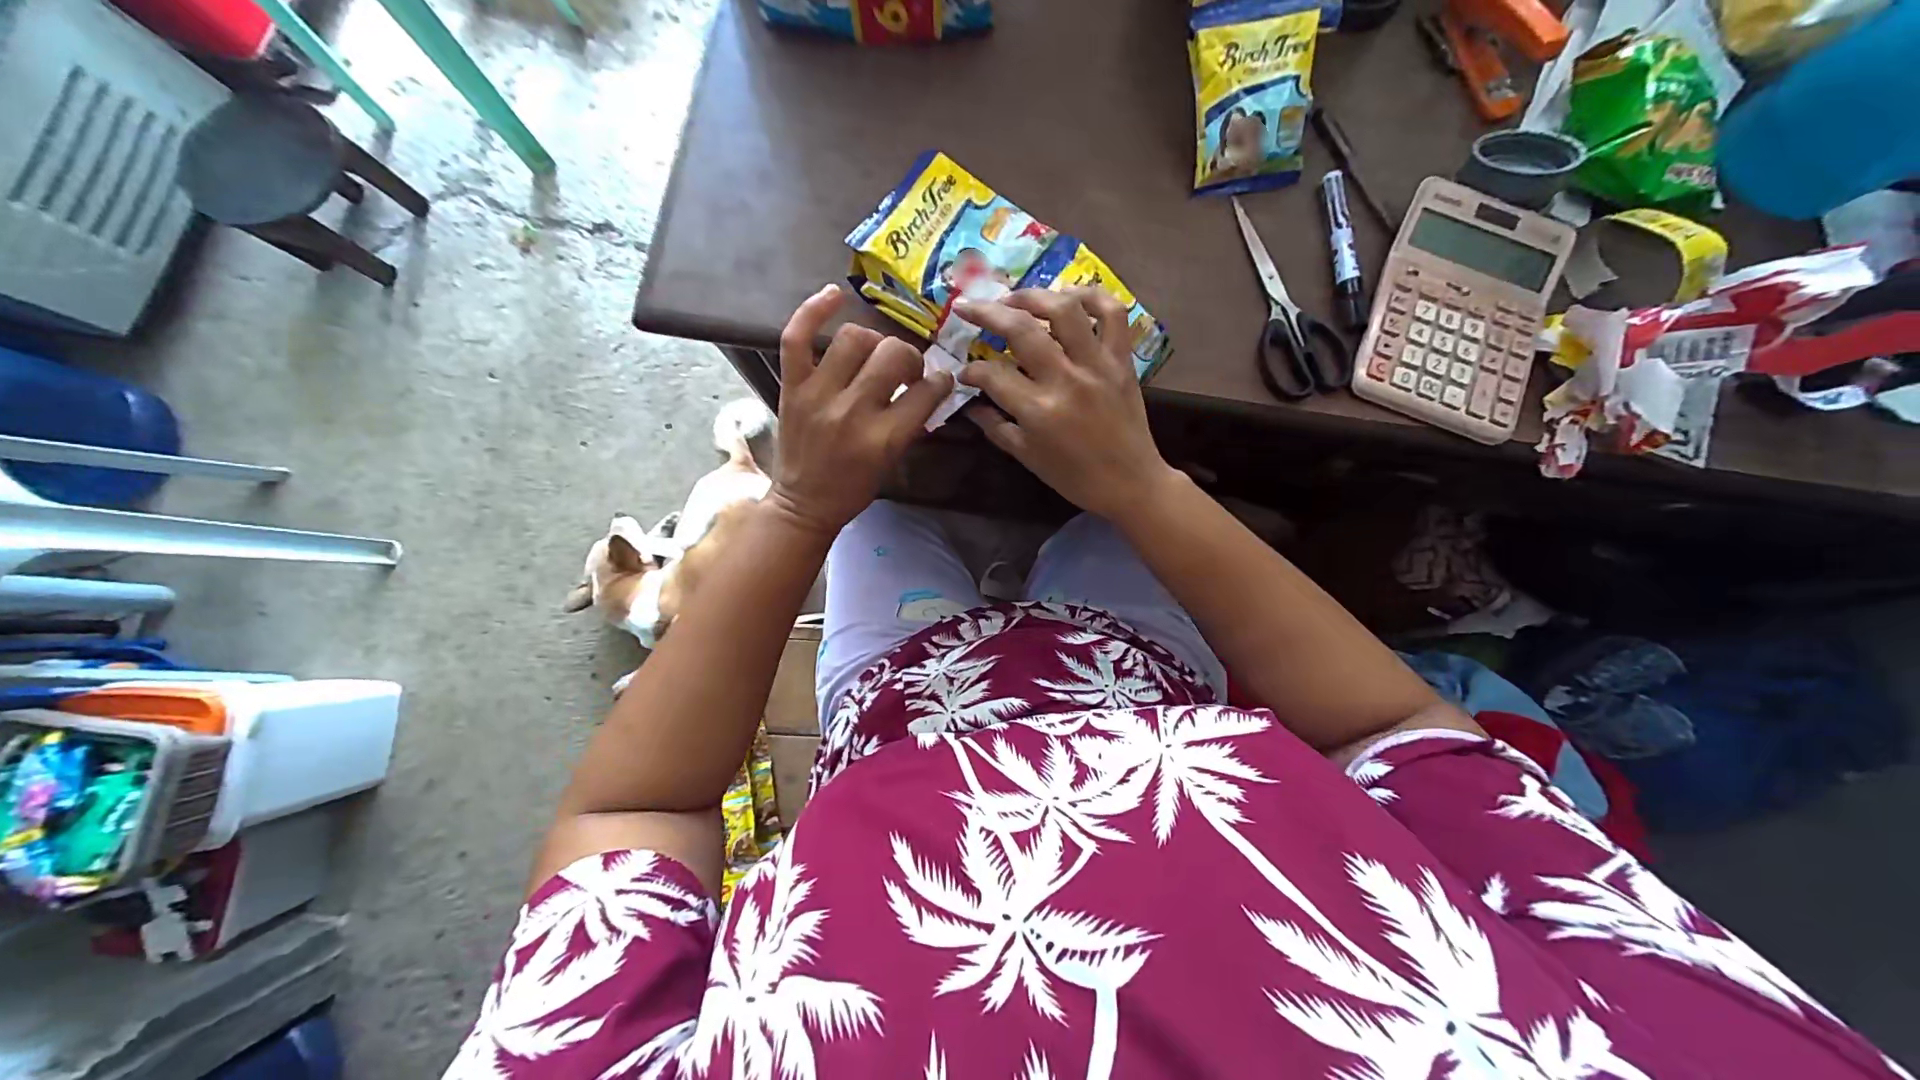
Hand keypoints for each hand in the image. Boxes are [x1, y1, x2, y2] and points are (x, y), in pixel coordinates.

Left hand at [766, 284, 951, 537]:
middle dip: (908, 358)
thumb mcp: (893, 461)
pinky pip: (797, 336)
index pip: (925, 392)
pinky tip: (834, 295)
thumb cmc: (853, 488)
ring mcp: (818, 395)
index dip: (939, 382)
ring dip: (873, 341)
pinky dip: (813, 309)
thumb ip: (911, 422)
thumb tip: (930, 385)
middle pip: (893, 354)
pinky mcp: (792, 386)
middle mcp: (852, 411)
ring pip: (854, 338)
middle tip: (904, 372)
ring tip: (873, 355)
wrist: (803, 505)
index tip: (938, 382)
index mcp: (883, 438)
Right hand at [955, 288, 1176, 521]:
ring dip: (1033, 296)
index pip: (992, 375)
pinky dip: (1092, 297)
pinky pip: (1112, 314)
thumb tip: (970, 404)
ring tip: (1015, 299)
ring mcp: (1097, 365)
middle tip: (968, 307)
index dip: (971, 371)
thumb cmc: (1074, 476)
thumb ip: (995, 426)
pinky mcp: (1121, 360)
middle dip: (986, 313)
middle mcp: (1065, 380)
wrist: (1130, 482)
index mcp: (1038, 410)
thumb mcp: (1027, 457)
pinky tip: (1069, 298)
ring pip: (1065, 310)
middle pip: (1021, 329)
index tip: (965, 373)